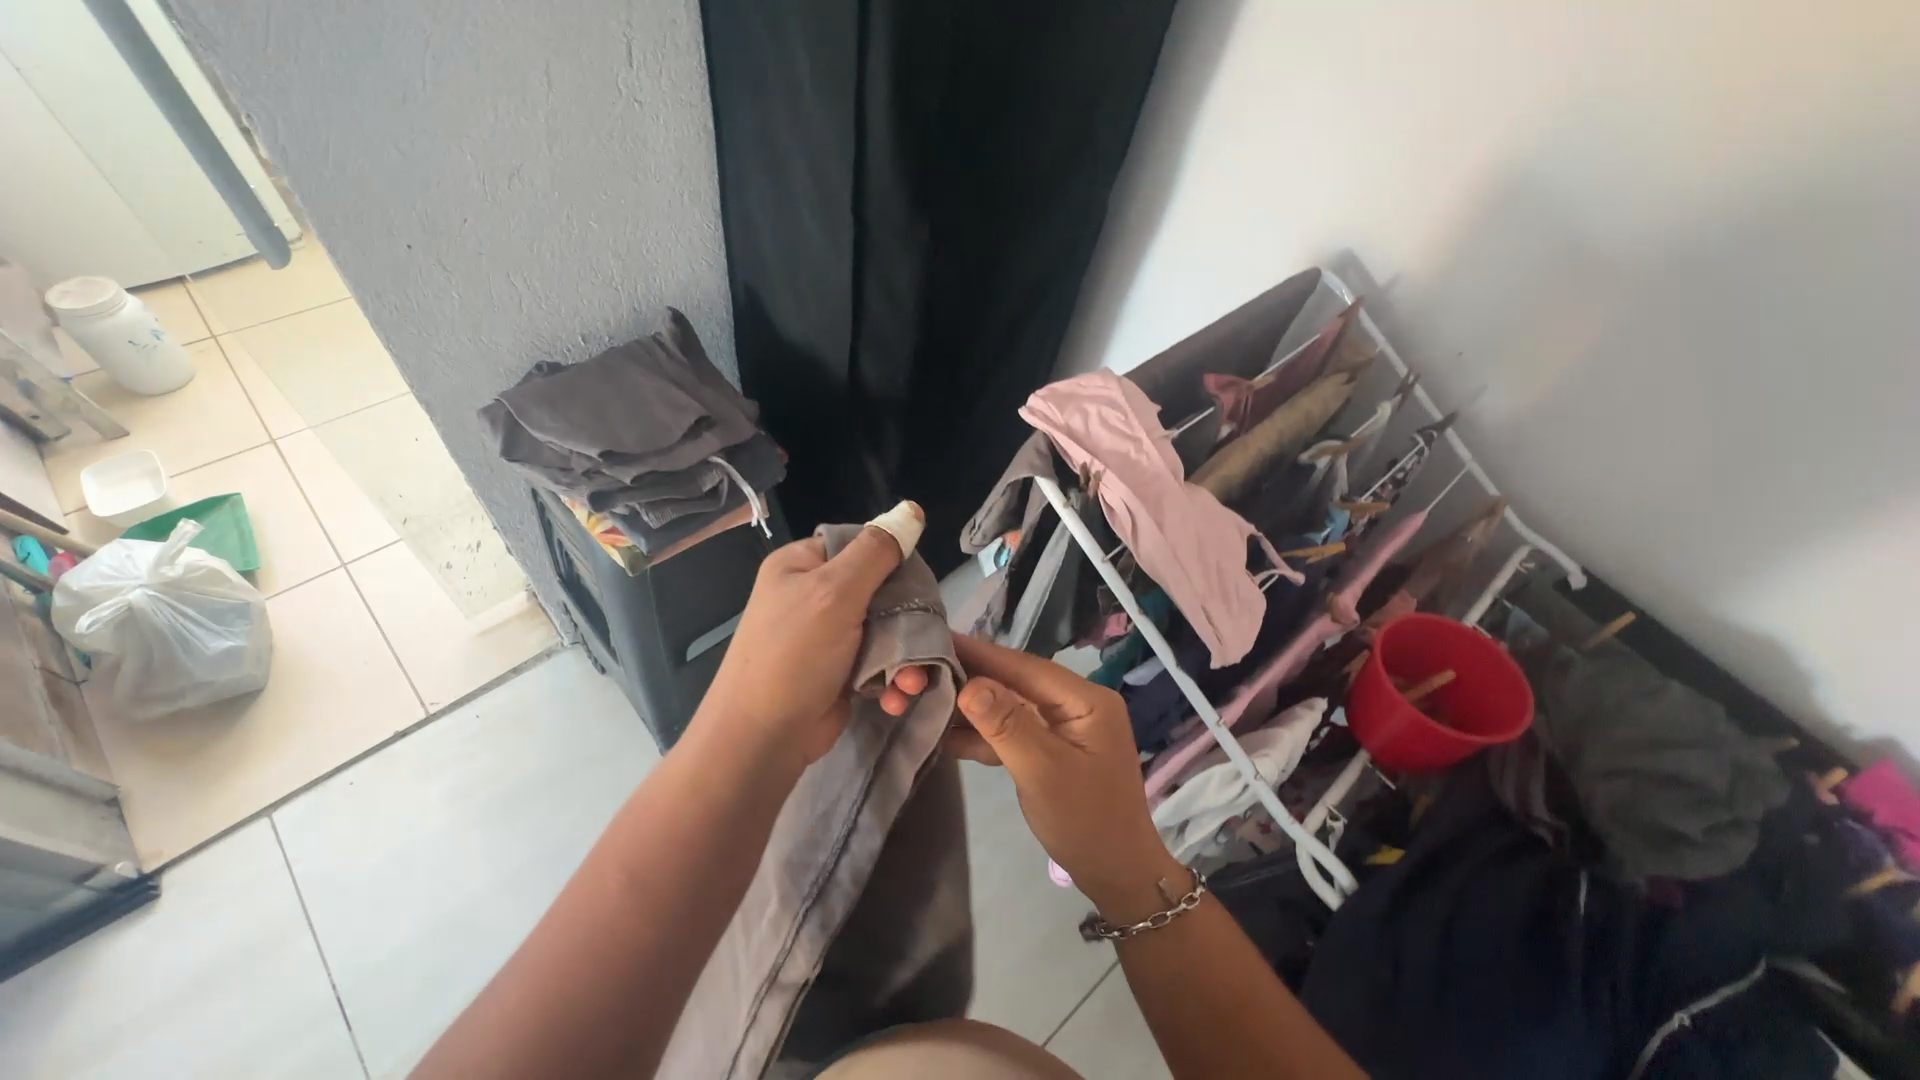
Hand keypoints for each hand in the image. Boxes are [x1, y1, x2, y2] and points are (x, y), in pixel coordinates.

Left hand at [695, 523, 928, 767]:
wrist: (762, 739)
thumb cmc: (793, 656)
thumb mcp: (835, 593)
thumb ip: (877, 552)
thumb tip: (913, 508)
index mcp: (802, 564)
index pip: (861, 544)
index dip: (894, 562)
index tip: (917, 586)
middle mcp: (813, 594)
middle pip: (881, 589)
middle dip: (907, 620)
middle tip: (925, 639)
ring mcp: (827, 636)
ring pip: (886, 630)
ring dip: (905, 657)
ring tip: (910, 683)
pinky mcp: (839, 672)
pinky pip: (878, 663)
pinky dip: (890, 679)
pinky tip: (895, 697)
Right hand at [944, 635, 1181, 911]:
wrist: (1117, 874)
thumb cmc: (1086, 821)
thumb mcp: (1042, 771)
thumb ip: (1006, 724)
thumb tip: (969, 684)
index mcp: (1085, 699)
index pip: (1023, 666)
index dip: (978, 653)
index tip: (934, 639)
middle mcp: (1075, 704)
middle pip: (1013, 682)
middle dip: (968, 679)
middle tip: (918, 670)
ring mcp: (1062, 727)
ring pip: (1008, 706)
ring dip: (968, 708)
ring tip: (921, 698)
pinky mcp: (1050, 749)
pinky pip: (1010, 731)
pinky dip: (981, 734)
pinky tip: (943, 733)